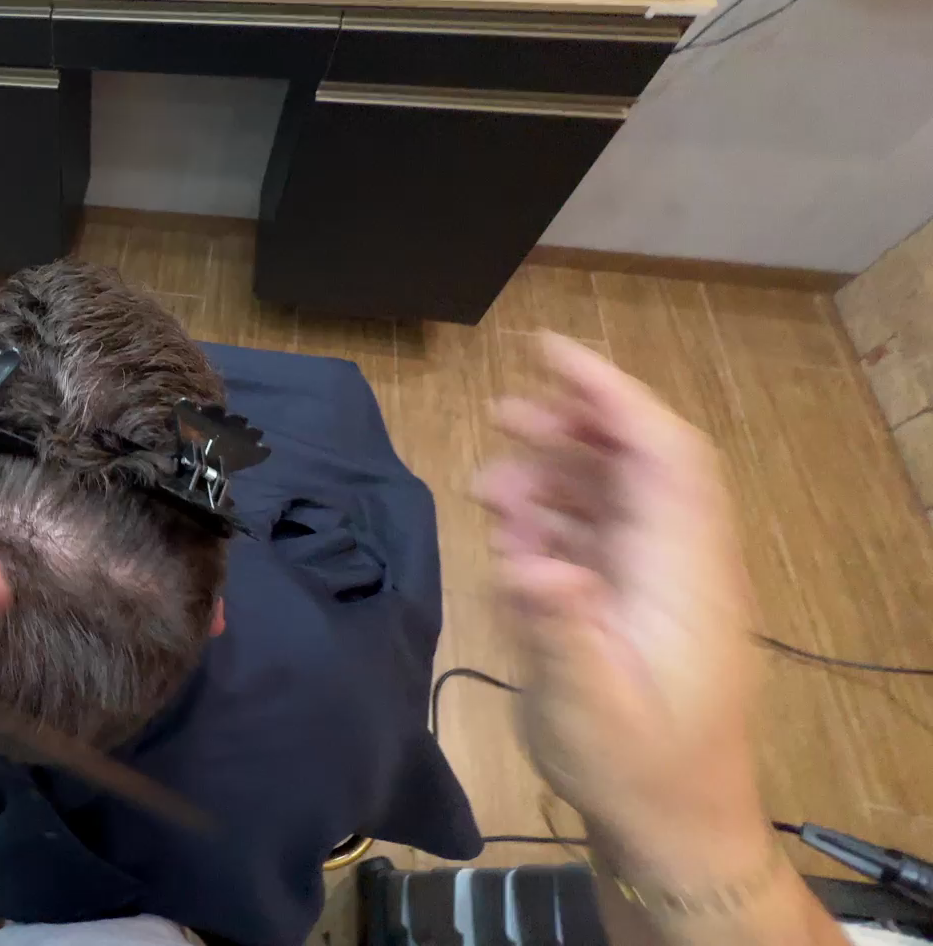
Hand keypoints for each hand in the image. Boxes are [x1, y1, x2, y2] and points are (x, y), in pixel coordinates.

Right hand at [476, 334, 766, 883]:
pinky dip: (543, 514)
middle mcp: (673, 562)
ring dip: (550, 468)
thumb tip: (531, 558)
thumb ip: (561, 625)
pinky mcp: (624, 597)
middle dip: (573, 422)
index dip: (613, 395)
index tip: (550, 352)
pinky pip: (587, 532)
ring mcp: (649, 579)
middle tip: (502, 410)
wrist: (667, 820)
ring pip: (607, 493)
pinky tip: (507, 525)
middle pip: (636, 462)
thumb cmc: (631, 761)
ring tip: (491, 471)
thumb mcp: (587, 701)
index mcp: (681, 574)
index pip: (662, 457)